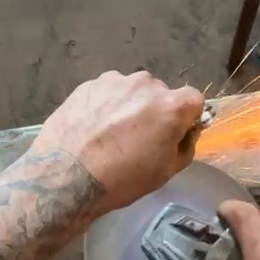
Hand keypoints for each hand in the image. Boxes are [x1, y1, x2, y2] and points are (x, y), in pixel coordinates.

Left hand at [30, 70, 204, 214]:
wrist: (66, 176)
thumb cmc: (122, 178)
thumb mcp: (166, 171)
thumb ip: (184, 145)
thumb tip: (183, 131)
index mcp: (170, 105)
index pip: (193, 100)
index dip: (186, 117)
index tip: (173, 134)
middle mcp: (144, 84)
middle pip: (160, 93)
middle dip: (154, 111)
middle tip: (137, 138)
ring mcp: (113, 81)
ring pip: (130, 91)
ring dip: (127, 106)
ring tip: (110, 134)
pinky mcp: (86, 84)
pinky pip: (105, 92)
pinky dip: (103, 105)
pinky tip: (91, 129)